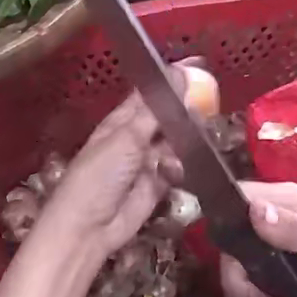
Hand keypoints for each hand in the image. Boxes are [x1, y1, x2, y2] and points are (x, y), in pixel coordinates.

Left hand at [30, 74, 187, 263]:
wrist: (89, 227)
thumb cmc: (99, 176)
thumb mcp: (127, 137)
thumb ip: (157, 109)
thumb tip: (180, 72)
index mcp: (122, 120)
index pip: (150, 93)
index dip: (172, 81)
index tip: (201, 69)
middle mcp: (136, 137)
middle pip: (167, 117)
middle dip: (186, 113)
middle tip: (207, 110)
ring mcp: (148, 161)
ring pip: (176, 143)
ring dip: (187, 142)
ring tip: (199, 140)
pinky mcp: (158, 185)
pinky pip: (178, 168)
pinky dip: (183, 167)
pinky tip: (180, 168)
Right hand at [221, 181, 296, 296]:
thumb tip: (254, 212)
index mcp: (286, 200)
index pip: (239, 201)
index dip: (227, 227)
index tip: (230, 266)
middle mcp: (270, 218)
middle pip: (232, 248)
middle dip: (243, 289)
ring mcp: (265, 246)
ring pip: (237, 274)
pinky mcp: (266, 272)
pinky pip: (247, 290)